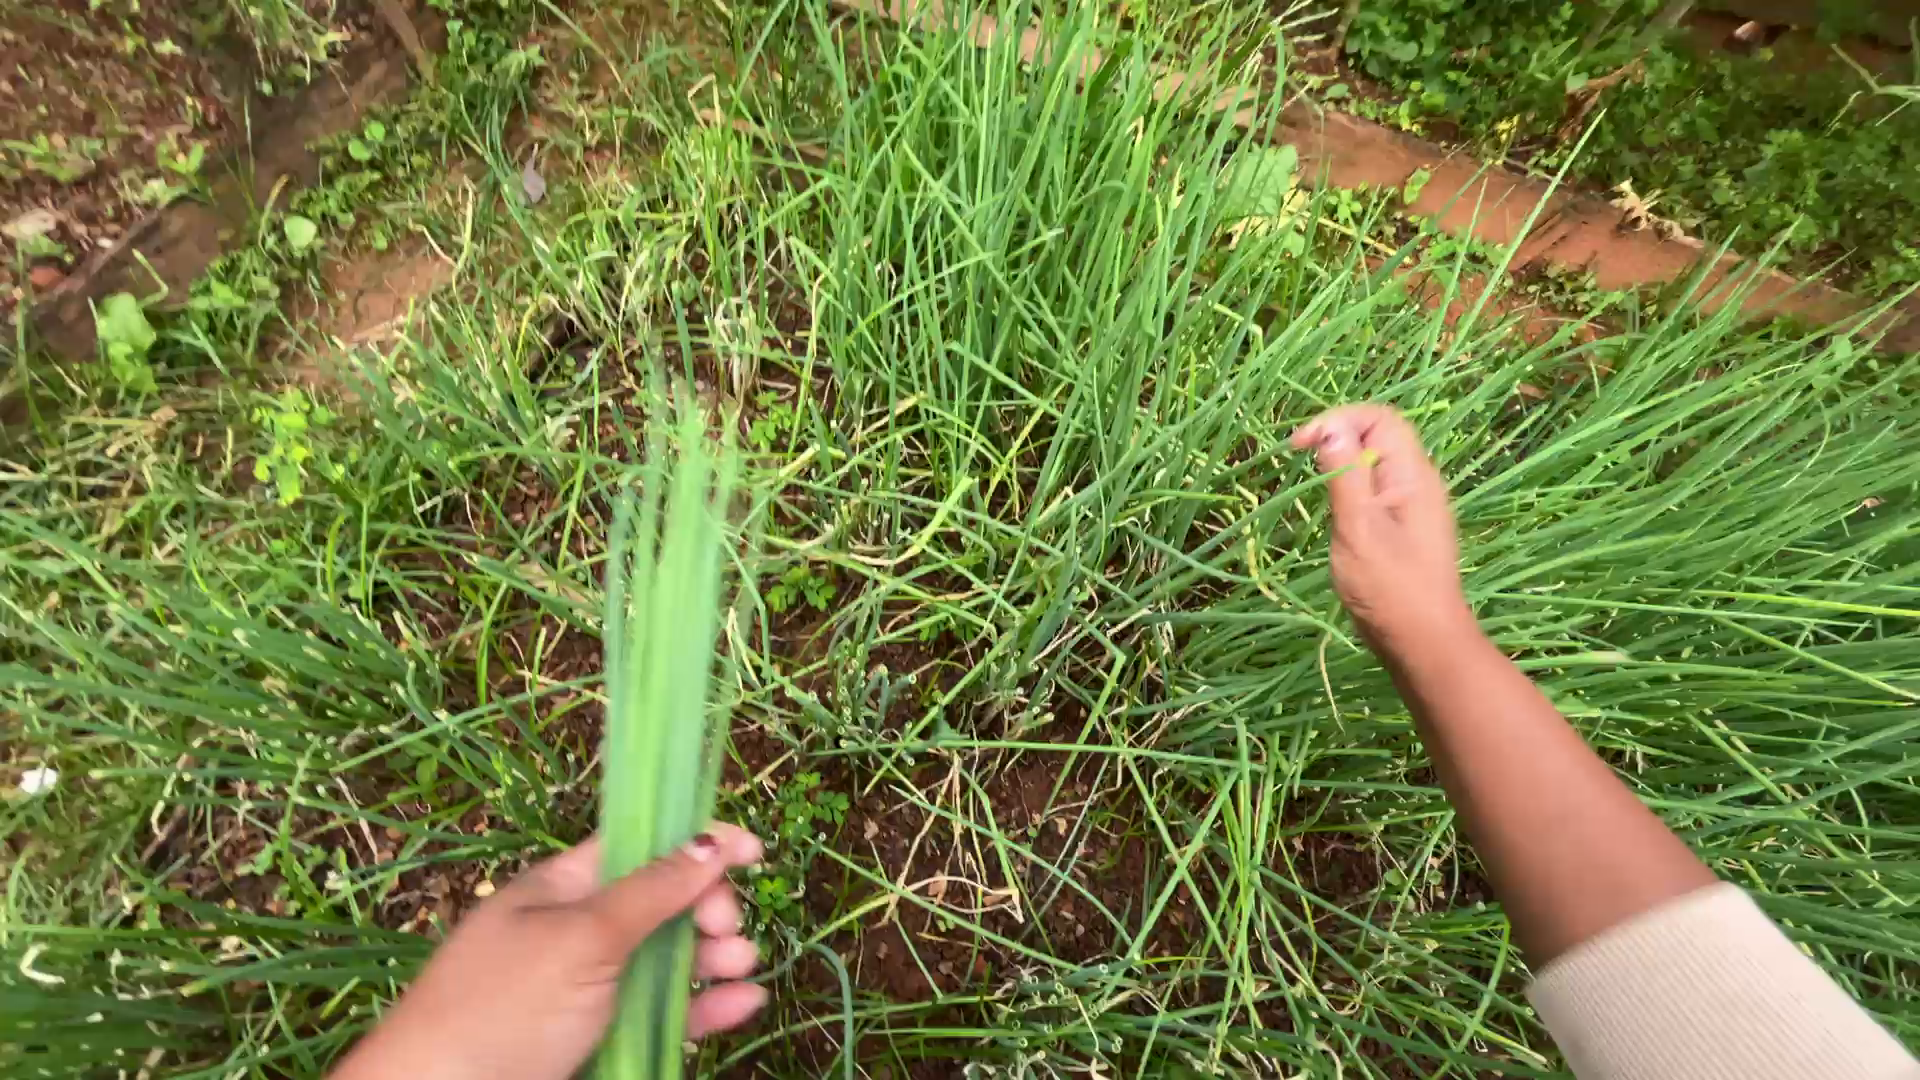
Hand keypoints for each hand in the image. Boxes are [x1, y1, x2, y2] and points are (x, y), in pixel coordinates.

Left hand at [330, 826, 766, 1079]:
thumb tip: (711, 840)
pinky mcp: (602, 1038)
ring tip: (743, 966)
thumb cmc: (500, 1012)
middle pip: (664, 901)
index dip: (698, 840)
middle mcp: (581, 930)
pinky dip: (706, 1006)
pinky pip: (665, 1011)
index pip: (643, 844)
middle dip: (707, 906)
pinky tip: (743, 1005)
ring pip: (670, 957)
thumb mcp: (581, 938)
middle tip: (725, 929)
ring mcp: (592, 988)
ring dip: (715, 956)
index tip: (753, 851)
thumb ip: (653, 889)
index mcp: (565, 889)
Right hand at [1291, 404, 1476, 657]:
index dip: (1338, 420)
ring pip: (1372, 462)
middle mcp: (1416, 482)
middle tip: (1298, 459)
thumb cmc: (1389, 587)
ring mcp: (1410, 504)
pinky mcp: (1400, 525)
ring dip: (1338, 461)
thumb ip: (1344, 476)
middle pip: (1376, 435)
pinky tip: (1329, 504)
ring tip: (1308, 479)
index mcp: (1412, 476)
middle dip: (1335, 436)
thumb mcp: (1359, 528)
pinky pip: (1371, 487)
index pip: (1380, 419)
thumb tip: (1330, 428)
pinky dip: (1345, 484)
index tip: (1299, 445)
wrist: (1421, 640)